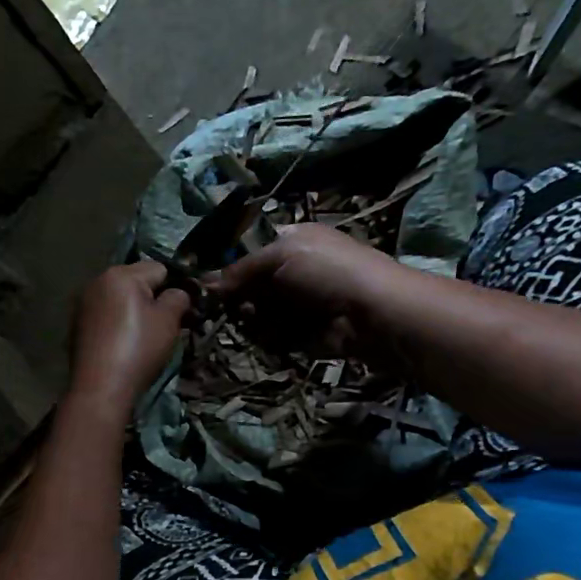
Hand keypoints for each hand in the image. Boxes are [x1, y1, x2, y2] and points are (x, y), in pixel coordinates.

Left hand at [68, 261, 191, 410]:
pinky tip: (124, 345)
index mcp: (121, 274)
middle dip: (154, 298)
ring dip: (135, 311)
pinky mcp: (77, 324)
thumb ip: (178, 298)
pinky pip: (107, 315)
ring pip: (121, 299)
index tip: (185, 310)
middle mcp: (97, 281)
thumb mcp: (169, 320)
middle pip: (137, 282)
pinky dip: (119, 324)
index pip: (160, 269)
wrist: (102, 387)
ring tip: (145, 337)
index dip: (176, 287)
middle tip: (168, 325)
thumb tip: (178, 293)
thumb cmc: (139, 348)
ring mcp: (83, 303)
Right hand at [212, 224, 412, 355]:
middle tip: (230, 304)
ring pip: (259, 314)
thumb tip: (206, 284)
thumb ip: (242, 268)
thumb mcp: (281, 254)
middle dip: (238, 296)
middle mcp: (295, 271)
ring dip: (254, 319)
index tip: (205, 283)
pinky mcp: (306, 335)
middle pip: (251, 286)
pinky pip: (276, 337)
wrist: (374, 313)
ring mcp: (301, 305)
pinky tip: (277, 336)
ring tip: (256, 319)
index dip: (228, 266)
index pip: (249, 251)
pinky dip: (272, 338)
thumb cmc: (328, 270)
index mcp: (292, 241)